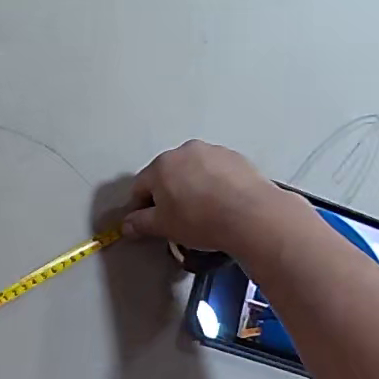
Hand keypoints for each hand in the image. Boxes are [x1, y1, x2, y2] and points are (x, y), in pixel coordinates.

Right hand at [121, 140, 308, 256]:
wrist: (250, 215)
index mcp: (161, 165)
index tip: (150, 223)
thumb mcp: (164, 227)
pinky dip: (214, 184)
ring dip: (192, 187)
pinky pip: (216, 171)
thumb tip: (127, 224)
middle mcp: (185, 151)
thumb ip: (141, 223)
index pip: (140, 186)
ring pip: (193, 170)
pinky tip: (222, 203)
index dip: (141, 207)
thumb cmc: (200, 220)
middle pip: (167, 174)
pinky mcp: (236, 157)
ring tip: (204, 211)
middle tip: (178, 219)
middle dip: (168, 194)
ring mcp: (212, 151)